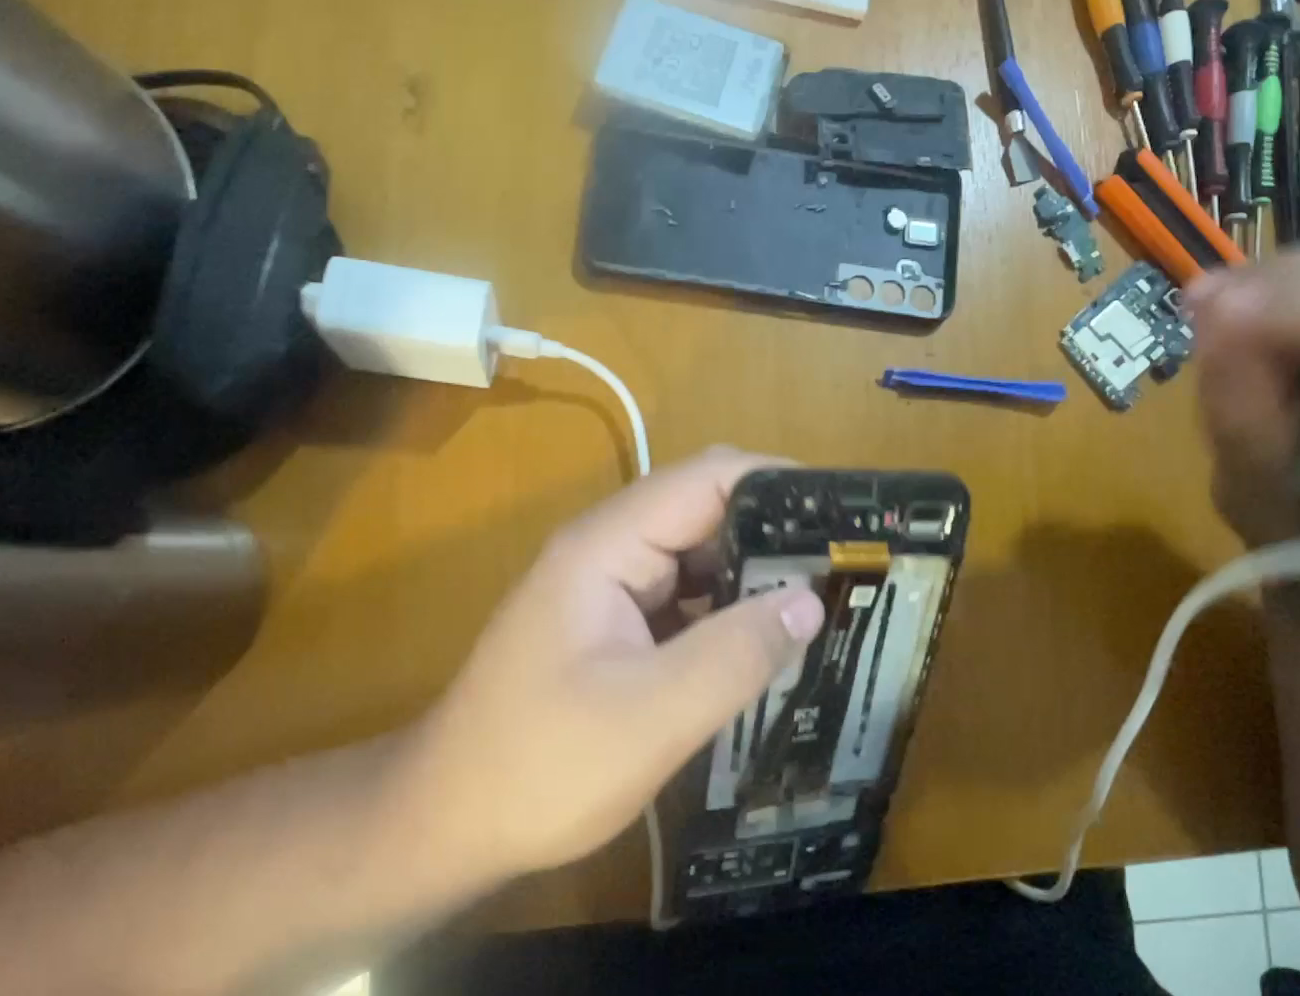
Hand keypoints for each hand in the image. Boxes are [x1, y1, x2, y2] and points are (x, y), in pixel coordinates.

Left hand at [408, 447, 825, 878]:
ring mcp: (607, 591)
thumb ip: (735, 654)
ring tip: (830, 600)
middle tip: (851, 566)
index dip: (782, 485)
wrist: (448, 821)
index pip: (708, 480)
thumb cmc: (542, 766)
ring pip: (698, 558)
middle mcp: (607, 551)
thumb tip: (811, 599)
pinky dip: (728, 613)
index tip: (849, 517)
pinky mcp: (612, 629)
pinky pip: (683, 602)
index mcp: (607, 547)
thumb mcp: (651, 716)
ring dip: (756, 574)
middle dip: (778, 532)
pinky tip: (771, 643)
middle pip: (705, 511)